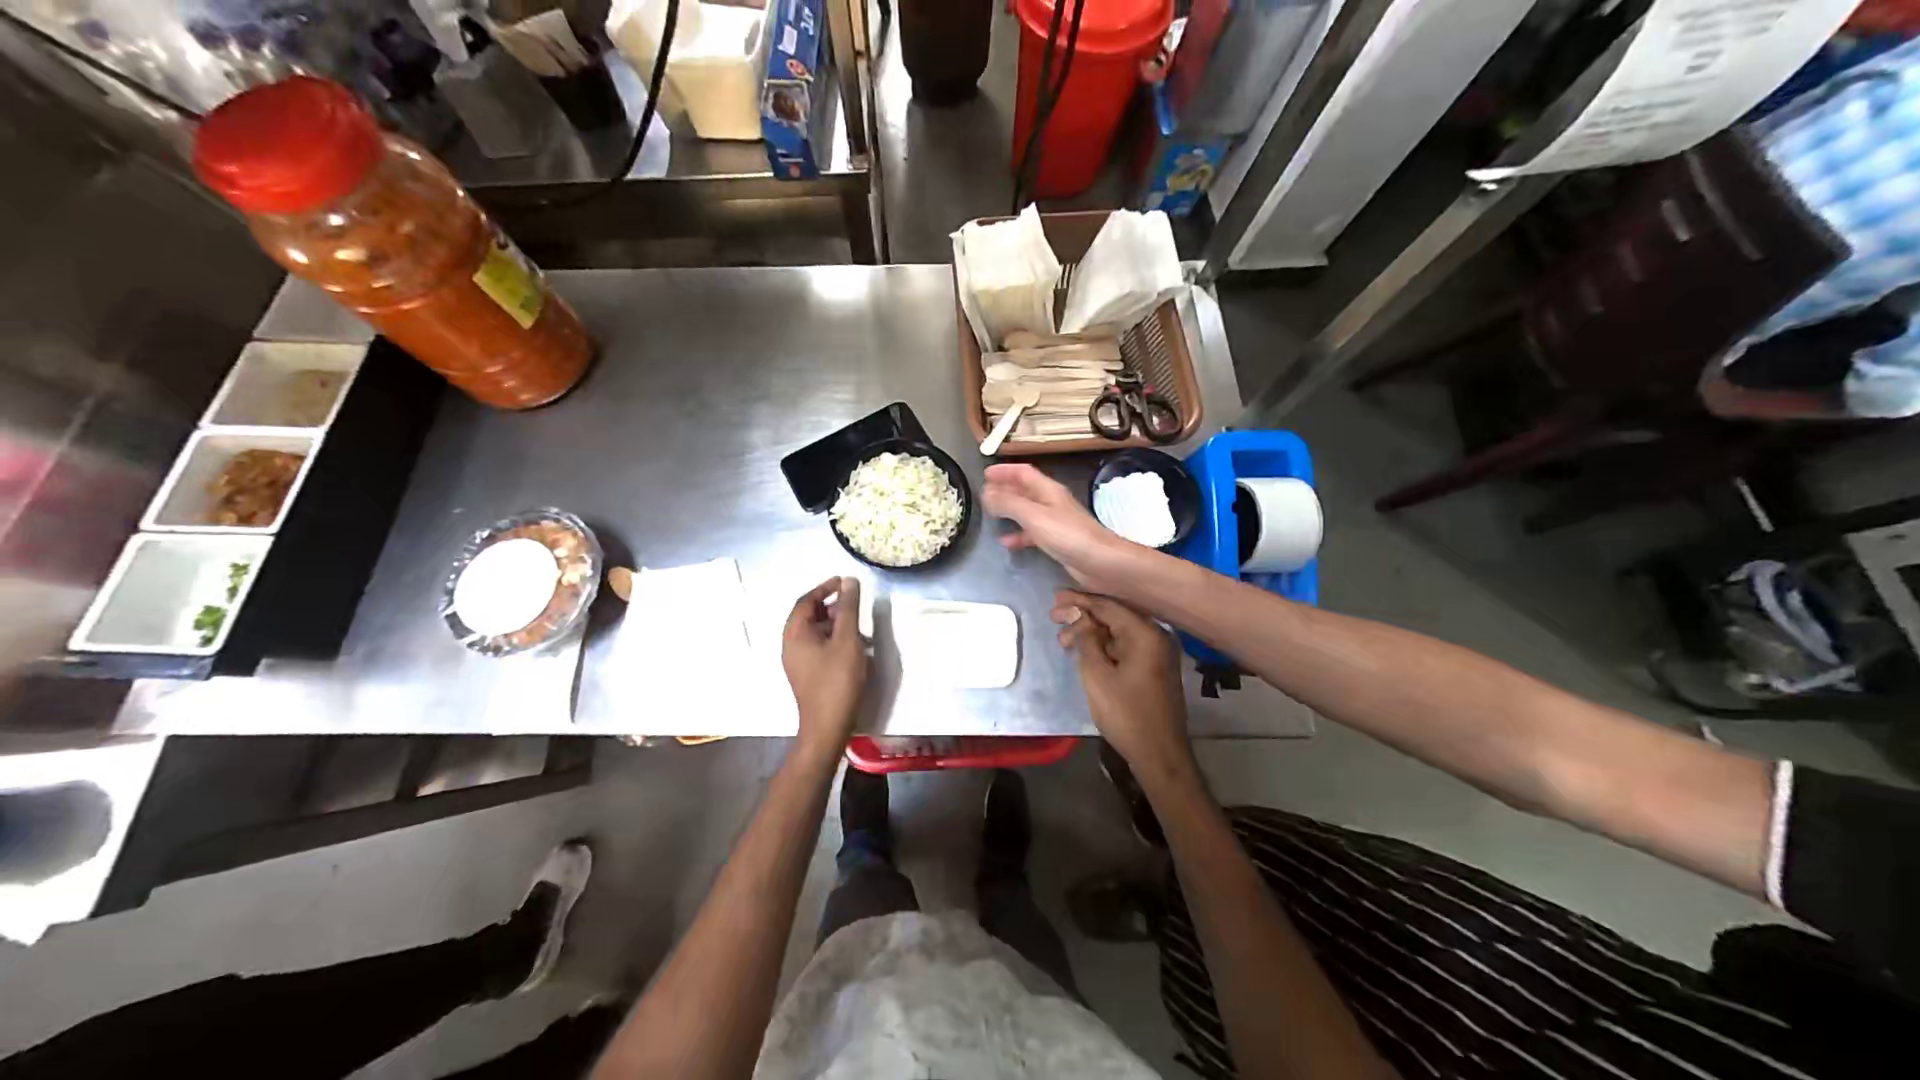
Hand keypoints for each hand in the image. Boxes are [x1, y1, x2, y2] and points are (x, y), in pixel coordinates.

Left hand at [782, 577, 866, 750]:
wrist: (827, 727)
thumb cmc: (837, 680)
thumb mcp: (847, 639)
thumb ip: (848, 608)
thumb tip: (848, 581)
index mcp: (794, 633)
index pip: (806, 601)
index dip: (825, 588)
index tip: (844, 582)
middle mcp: (791, 645)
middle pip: (809, 616)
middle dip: (832, 607)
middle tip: (853, 605)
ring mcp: (798, 662)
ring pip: (815, 633)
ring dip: (836, 625)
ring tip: (859, 629)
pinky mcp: (807, 675)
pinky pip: (819, 649)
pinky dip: (834, 641)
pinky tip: (855, 651)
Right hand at [983, 464, 1133, 588]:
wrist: (1099, 562)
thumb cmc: (1067, 535)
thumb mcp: (1033, 515)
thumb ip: (1008, 503)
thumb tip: (986, 492)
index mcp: (1048, 490)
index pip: (1024, 472)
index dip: (1005, 470)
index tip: (986, 473)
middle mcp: (1052, 502)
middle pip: (1025, 490)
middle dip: (1005, 489)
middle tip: (985, 492)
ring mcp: (1056, 522)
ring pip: (1028, 511)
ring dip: (1010, 511)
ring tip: (991, 515)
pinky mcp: (1058, 541)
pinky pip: (1033, 533)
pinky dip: (1019, 534)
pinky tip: (1007, 542)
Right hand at [1052, 590, 1195, 784]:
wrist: (1159, 753)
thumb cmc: (1125, 713)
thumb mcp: (1096, 674)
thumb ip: (1086, 639)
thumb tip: (1079, 615)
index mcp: (1145, 633)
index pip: (1108, 606)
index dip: (1079, 601)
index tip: (1055, 599)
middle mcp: (1155, 636)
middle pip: (1114, 616)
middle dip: (1083, 616)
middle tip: (1054, 618)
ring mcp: (1157, 653)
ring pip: (1118, 632)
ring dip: (1091, 633)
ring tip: (1062, 641)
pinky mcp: (1154, 668)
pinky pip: (1125, 646)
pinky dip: (1104, 646)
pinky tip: (1084, 651)